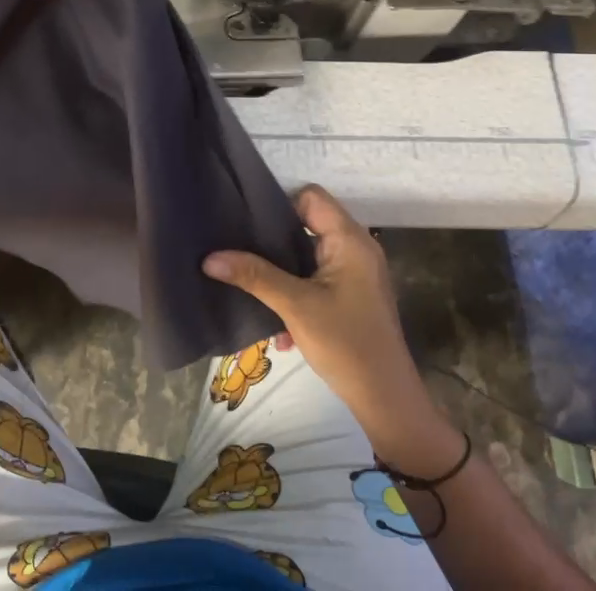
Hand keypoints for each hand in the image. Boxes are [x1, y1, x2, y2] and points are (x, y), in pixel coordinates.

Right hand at [203, 186, 464, 477]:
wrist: (385, 398)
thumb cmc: (345, 343)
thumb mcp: (294, 306)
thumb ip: (253, 276)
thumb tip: (209, 258)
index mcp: (350, 240)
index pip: (310, 197)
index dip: (278, 204)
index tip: (245, 223)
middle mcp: (356, 249)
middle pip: (306, 224)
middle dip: (271, 240)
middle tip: (237, 249)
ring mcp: (355, 274)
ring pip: (307, 255)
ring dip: (280, 271)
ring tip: (248, 283)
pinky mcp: (351, 297)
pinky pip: (315, 279)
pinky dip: (295, 292)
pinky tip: (277, 324)